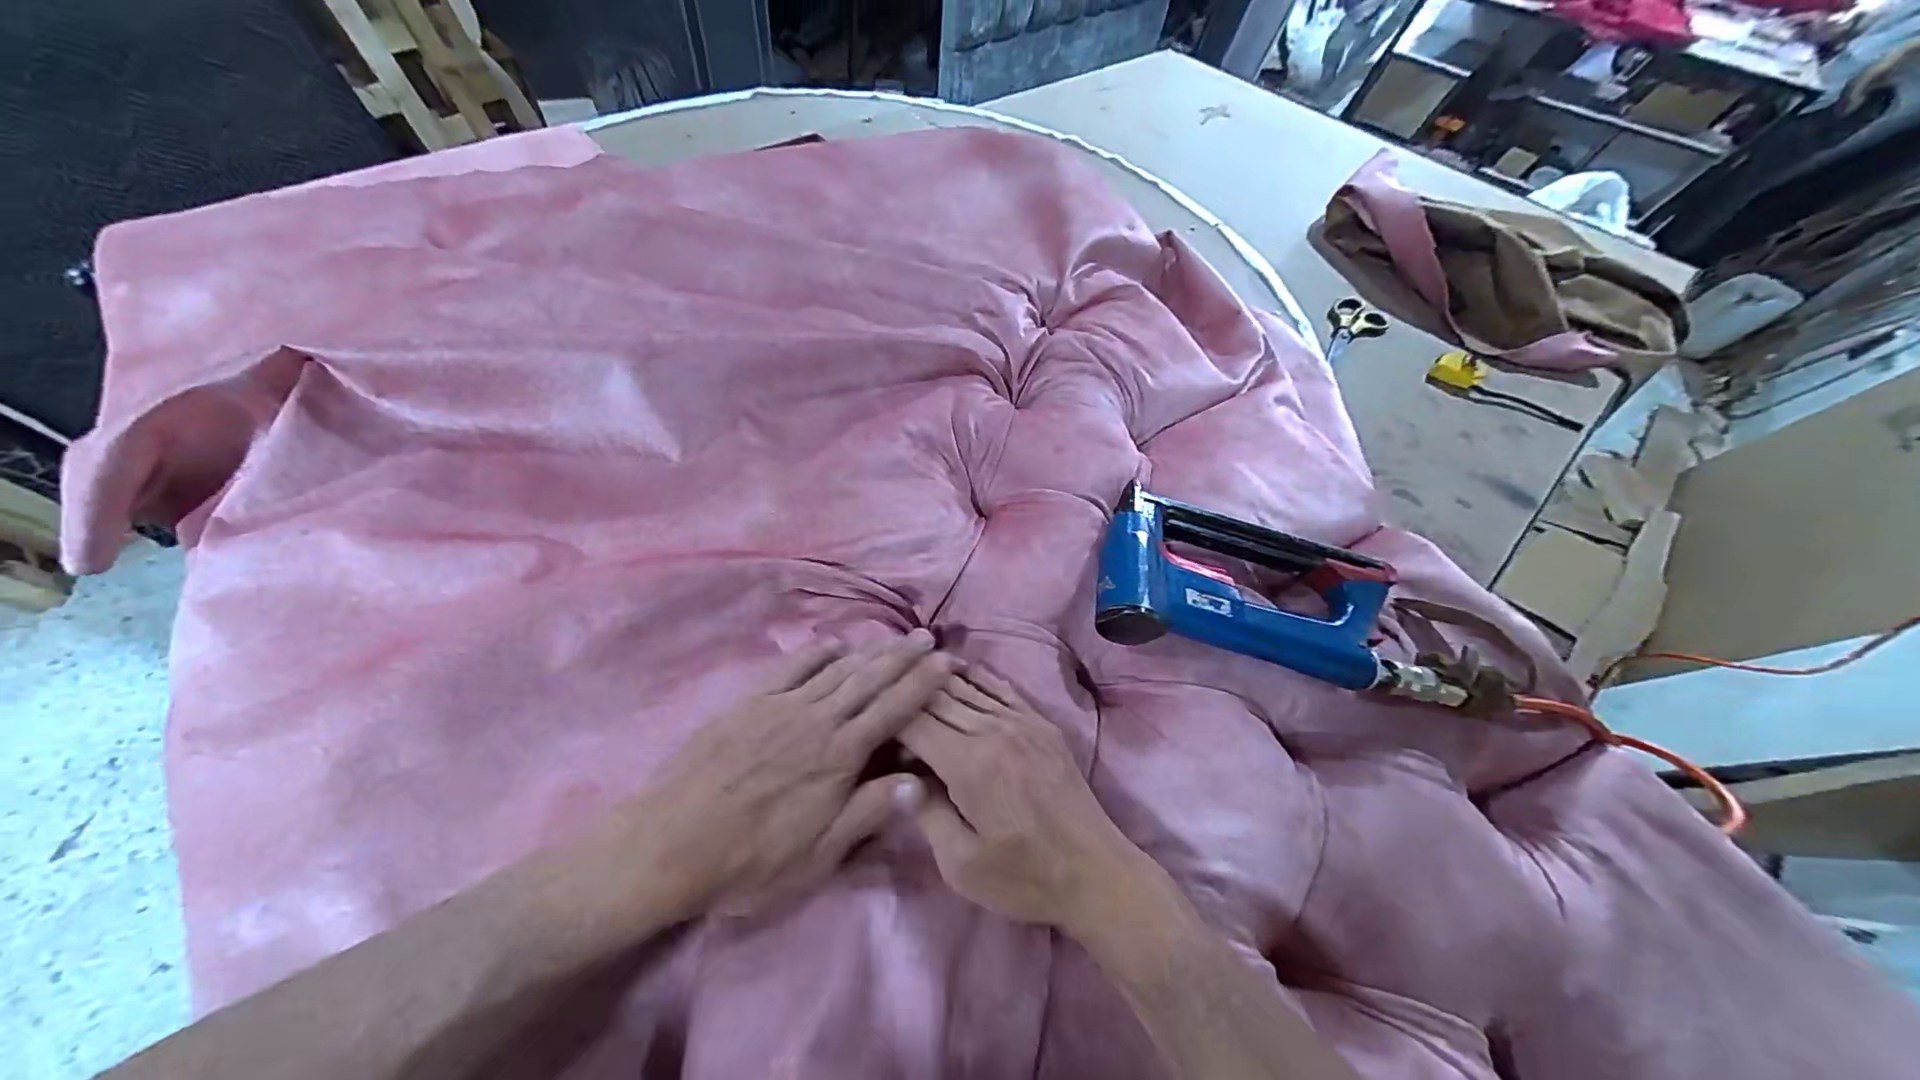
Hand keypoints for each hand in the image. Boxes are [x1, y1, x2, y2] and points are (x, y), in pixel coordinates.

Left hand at [638, 630, 955, 914]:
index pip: (893, 710)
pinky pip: (791, 669)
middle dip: (903, 657)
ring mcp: (781, 707)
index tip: (947, 662)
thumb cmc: (750, 860)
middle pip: (869, 680)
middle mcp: (817, 721)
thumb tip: (917, 781)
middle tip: (928, 637)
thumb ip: (867, 813)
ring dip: (869, 651)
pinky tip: (833, 643)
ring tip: (894, 636)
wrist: (670, 844)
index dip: (923, 684)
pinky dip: (816, 653)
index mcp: (839, 756)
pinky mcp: (749, 704)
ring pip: (836, 670)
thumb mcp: (817, 855)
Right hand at [899, 668, 1154, 934]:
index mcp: (969, 764)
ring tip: (905, 666)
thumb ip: (925, 813)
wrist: (1095, 872)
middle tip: (876, 687)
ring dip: (933, 674)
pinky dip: (973, 674)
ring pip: (966, 684)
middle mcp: (993, 730)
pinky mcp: (1040, 723)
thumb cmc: (1023, 877)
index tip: (864, 719)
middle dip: (904, 690)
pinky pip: (1000, 686)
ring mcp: (1021, 721)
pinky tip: (954, 667)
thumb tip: (899, 776)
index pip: (914, 721)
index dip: (885, 716)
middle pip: (936, 696)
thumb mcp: (961, 864)